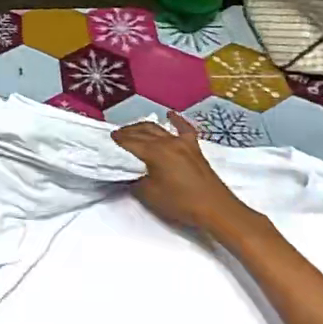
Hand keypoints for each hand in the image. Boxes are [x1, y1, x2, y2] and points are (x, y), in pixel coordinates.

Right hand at [111, 113, 258, 236]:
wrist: (216, 209)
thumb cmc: (180, 203)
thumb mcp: (149, 194)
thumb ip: (135, 180)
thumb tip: (128, 173)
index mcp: (155, 152)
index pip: (130, 142)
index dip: (117, 140)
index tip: (106, 139)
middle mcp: (168, 142)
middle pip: (143, 132)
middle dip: (127, 132)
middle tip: (115, 135)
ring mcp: (183, 143)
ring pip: (159, 129)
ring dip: (143, 127)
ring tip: (132, 130)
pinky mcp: (194, 148)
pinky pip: (184, 129)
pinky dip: (176, 120)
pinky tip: (169, 114)